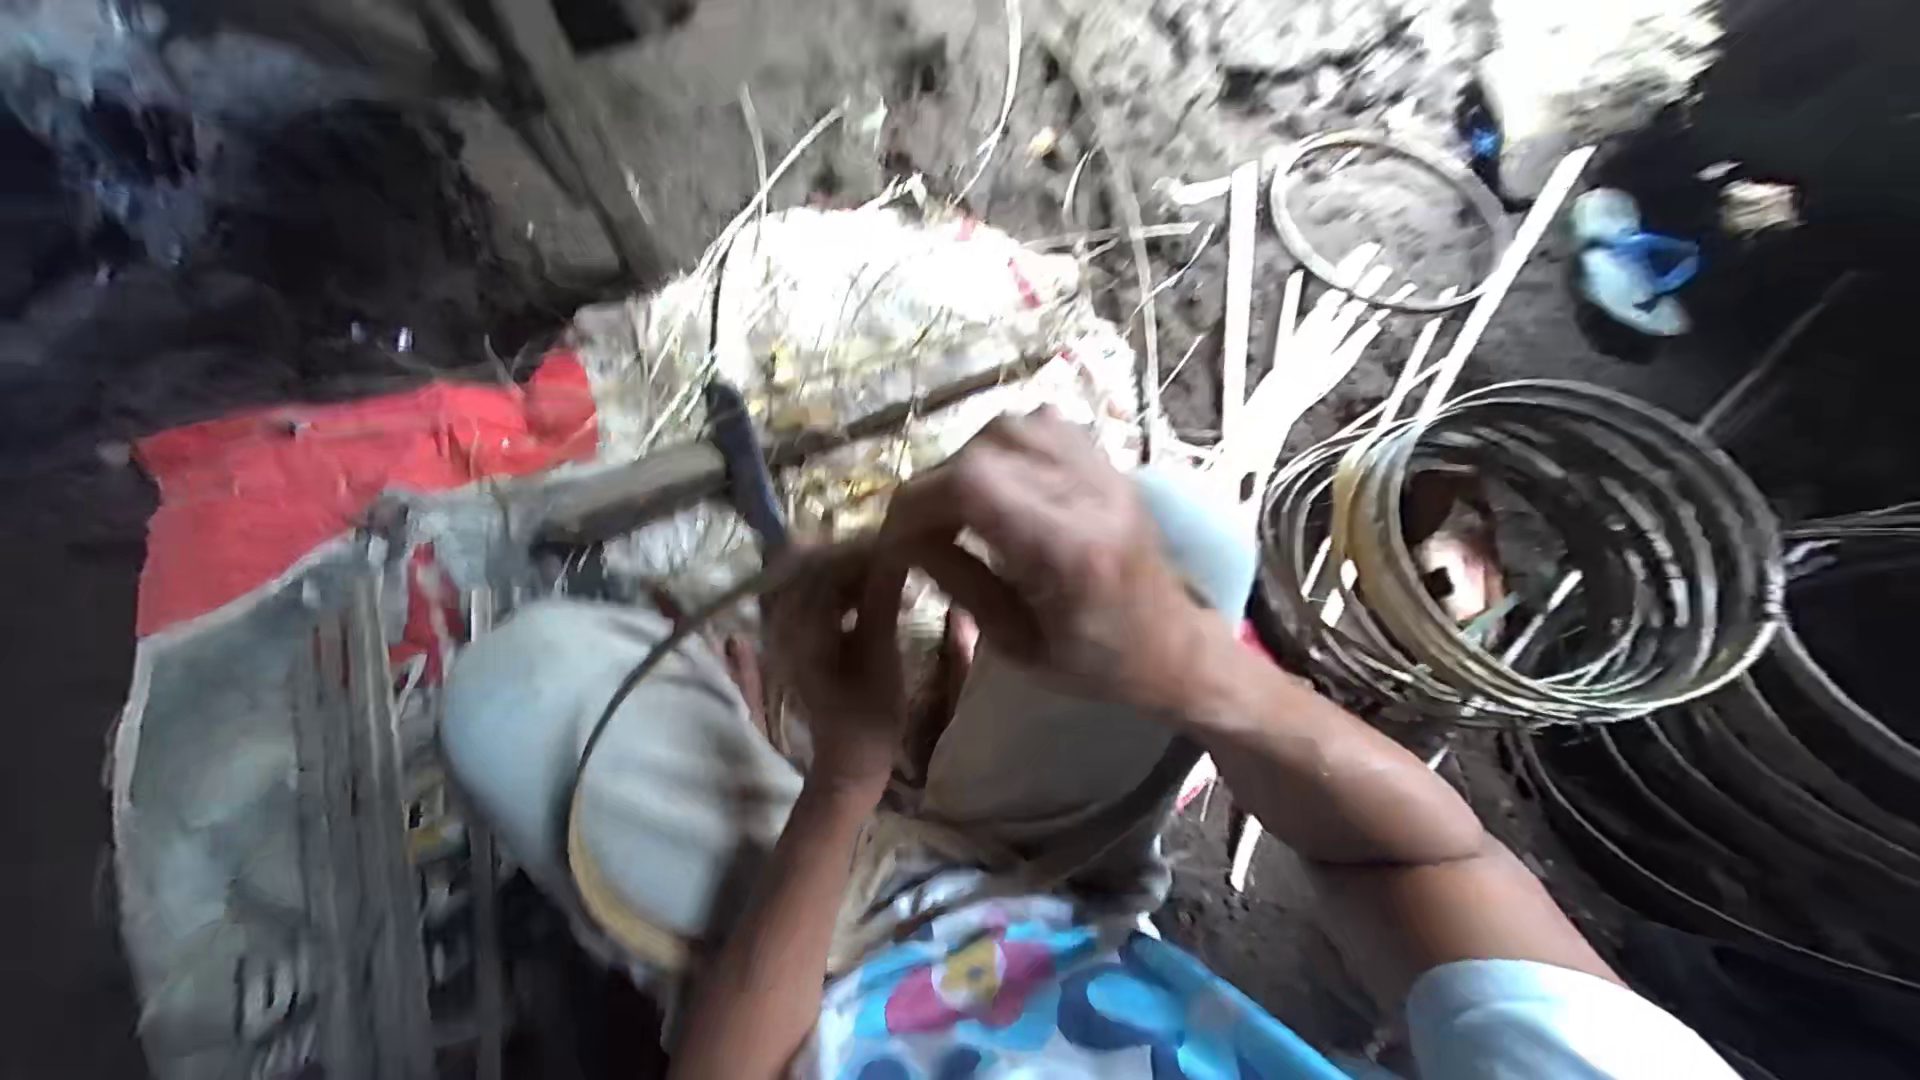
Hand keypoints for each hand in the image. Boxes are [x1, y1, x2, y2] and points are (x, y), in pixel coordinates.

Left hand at [763, 543, 907, 794]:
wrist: (850, 760)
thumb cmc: (870, 713)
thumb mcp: (881, 652)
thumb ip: (881, 597)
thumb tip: (894, 550)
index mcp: (802, 629)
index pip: (820, 567)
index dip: (854, 550)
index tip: (891, 543)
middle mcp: (784, 626)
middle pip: (809, 569)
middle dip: (848, 556)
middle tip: (890, 555)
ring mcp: (786, 635)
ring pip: (810, 582)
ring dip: (845, 573)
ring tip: (884, 573)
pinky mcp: (797, 642)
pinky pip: (813, 600)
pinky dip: (840, 591)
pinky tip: (867, 593)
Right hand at [878, 408, 1215, 708]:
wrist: (1173, 646)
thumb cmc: (1099, 663)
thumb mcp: (1019, 645)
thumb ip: (960, 582)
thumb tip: (907, 540)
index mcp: (1070, 549)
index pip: (973, 486)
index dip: (918, 503)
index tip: (897, 539)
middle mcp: (1089, 495)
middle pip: (986, 449)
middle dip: (936, 486)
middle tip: (928, 529)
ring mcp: (1104, 472)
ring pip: (1012, 426)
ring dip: (968, 461)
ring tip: (962, 505)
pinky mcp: (1109, 464)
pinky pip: (1044, 424)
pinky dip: (1005, 445)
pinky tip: (1001, 481)